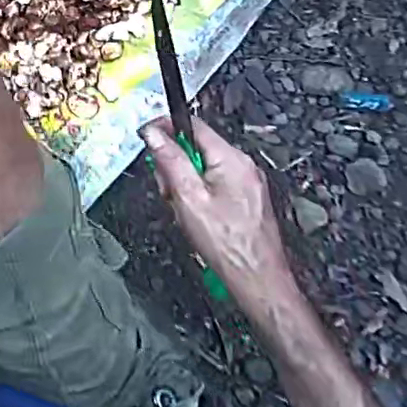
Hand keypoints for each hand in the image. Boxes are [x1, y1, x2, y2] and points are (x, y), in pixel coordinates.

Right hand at [141, 116, 289, 287]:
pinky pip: (215, 183)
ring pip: (204, 167)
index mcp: (231, 159)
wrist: (259, 281)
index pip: (192, 124)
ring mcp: (247, 182)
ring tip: (183, 209)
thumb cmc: (228, 245)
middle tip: (168, 189)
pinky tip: (196, 216)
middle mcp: (243, 165)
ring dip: (185, 182)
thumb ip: (169, 161)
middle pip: (196, 147)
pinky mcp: (247, 198)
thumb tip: (154, 133)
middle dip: (175, 164)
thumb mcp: (188, 198)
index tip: (147, 136)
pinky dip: (199, 193)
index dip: (165, 127)